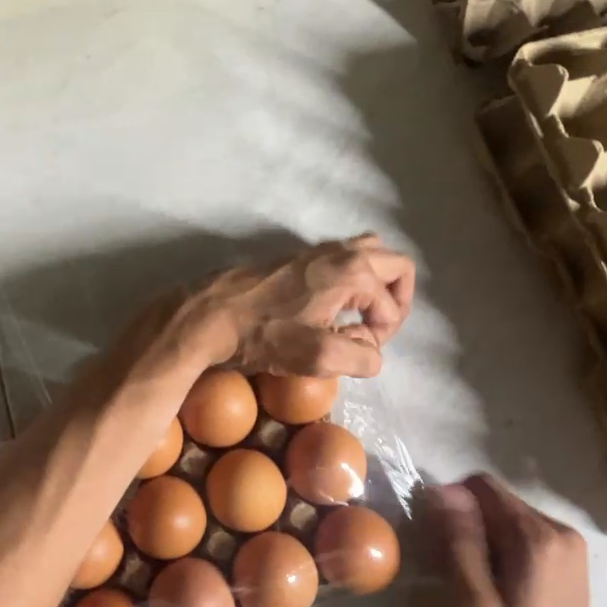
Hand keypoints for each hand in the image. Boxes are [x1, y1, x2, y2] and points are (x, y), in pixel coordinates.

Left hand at [182, 234, 416, 376]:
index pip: (391, 309)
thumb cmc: (265, 334)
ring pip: (371, 254)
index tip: (358, 352)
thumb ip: (360, 357)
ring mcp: (318, 249)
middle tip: (375, 330)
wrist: (211, 314)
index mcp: (353, 272)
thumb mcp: (318, 357)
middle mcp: (341, 251)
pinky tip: (331, 307)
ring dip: (377, 283)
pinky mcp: (299, 256)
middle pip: (396, 265)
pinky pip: (344, 257)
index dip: (383, 337)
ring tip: (360, 316)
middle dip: (396, 300)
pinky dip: (352, 278)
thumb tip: (371, 351)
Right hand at [425, 474, 606, 606]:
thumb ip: (459, 540)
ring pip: (506, 522)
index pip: (481, 486)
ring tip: (464, 585)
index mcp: (539, 537)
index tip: (433, 542)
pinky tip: (489, 591)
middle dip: (464, 526)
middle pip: (495, 503)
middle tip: (445, 570)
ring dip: (479, 542)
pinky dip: (499, 555)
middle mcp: (561, 533)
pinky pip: (522, 541)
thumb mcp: (470, 602)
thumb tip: (444, 489)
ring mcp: (570, 552)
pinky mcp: (569, 570)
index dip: (448, 505)